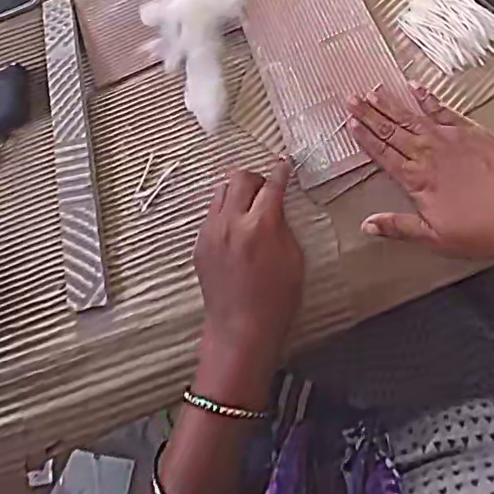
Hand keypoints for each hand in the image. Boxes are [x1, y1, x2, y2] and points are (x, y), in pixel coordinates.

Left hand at [192, 161, 303, 403]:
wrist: (240, 329)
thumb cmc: (276, 299)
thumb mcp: (294, 259)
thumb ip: (283, 224)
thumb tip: (276, 204)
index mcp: (260, 226)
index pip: (272, 185)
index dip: (281, 172)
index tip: (284, 165)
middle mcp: (232, 223)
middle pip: (241, 178)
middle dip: (257, 178)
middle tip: (266, 190)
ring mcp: (211, 232)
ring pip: (222, 191)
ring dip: (238, 193)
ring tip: (249, 208)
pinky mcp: (200, 243)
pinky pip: (212, 214)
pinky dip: (226, 213)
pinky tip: (236, 232)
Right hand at [349, 84, 493, 261]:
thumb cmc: (482, 228)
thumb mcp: (435, 236)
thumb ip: (398, 226)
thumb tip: (367, 225)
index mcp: (415, 178)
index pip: (382, 153)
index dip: (364, 137)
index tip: (350, 122)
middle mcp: (426, 153)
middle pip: (391, 130)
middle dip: (368, 113)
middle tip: (351, 98)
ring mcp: (447, 138)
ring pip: (410, 116)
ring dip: (390, 103)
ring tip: (373, 90)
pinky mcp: (468, 131)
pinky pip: (441, 109)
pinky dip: (426, 98)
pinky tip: (415, 88)